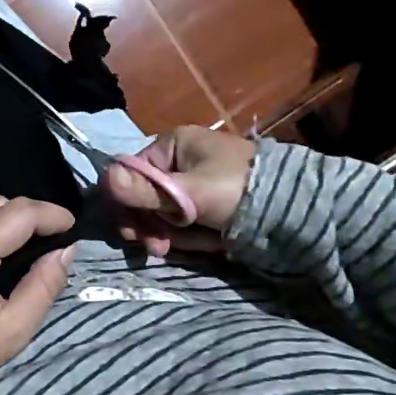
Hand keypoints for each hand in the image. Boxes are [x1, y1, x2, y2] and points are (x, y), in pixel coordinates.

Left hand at [0, 196, 76, 388]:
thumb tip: (66, 251)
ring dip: (7, 220)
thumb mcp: (11, 332)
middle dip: (29, 214)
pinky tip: (0, 252)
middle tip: (53, 237)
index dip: (49, 214)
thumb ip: (42, 287)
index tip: (71, 226)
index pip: (14, 216)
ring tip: (30, 244)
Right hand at [103, 126, 256, 255]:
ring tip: (185, 247)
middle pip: (145, 197)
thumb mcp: (189, 193)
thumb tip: (104, 179)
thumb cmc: (236, 190)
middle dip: (151, 226)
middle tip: (158, 249)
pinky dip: (189, 235)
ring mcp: (194, 182)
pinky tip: (203, 243)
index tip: (133, 234)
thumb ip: (147, 190)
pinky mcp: (208, 203)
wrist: (291, 208)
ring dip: (169, 234)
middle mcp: (180, 161)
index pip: (131, 175)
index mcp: (172, 145)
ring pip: (164, 213)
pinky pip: (185, 221)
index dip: (127, 207)